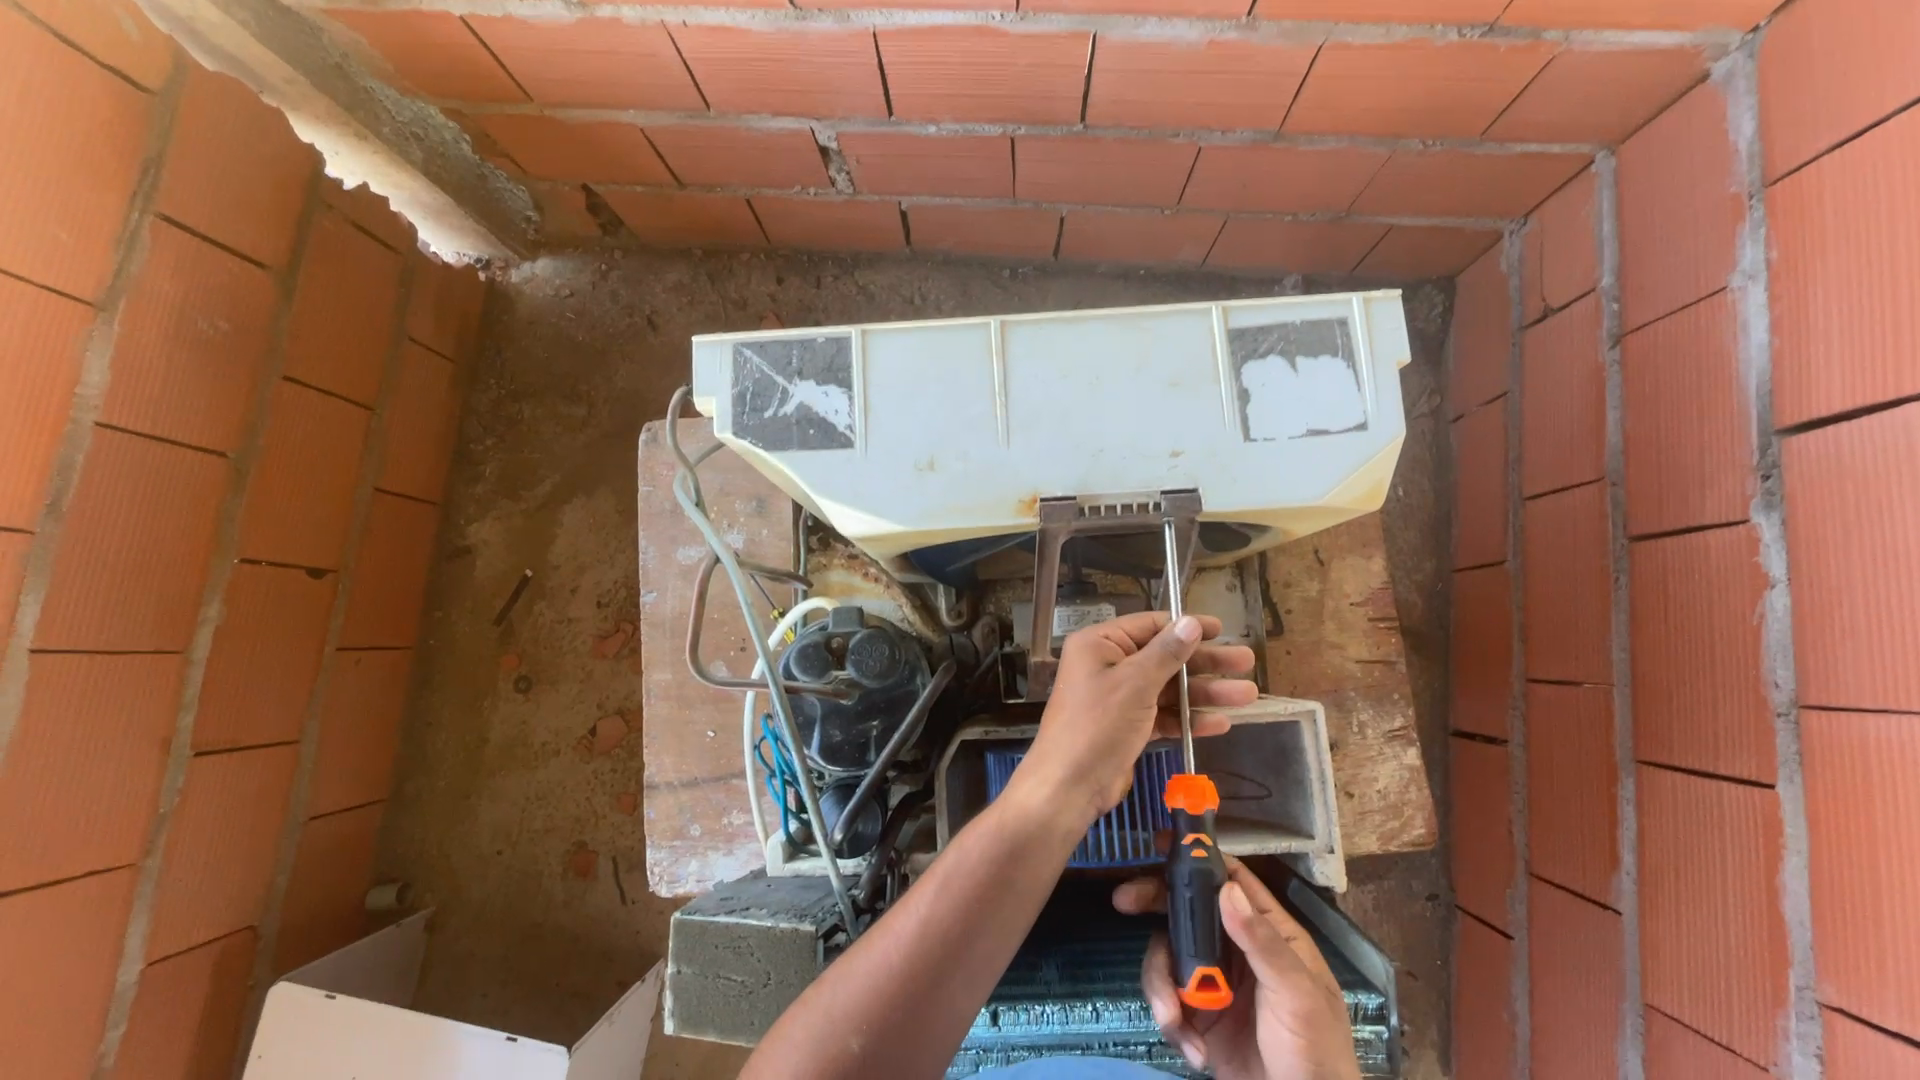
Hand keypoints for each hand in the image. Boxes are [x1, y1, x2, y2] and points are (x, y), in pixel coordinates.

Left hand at [1010, 612, 1256, 829]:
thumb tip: (1191, 622)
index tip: (1221, 629)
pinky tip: (1221, 723)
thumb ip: (1166, 653)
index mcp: (1099, 644)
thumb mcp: (1135, 684)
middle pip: (1164, 658)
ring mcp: (1118, 698)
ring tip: (1247, 695)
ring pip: (1168, 689)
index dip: (1186, 627)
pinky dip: (1188, 719)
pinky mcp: (1127, 726)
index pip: (1149, 626)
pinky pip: (1163, 715)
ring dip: (1205, 693)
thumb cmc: (1098, 725)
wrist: (1069, 785)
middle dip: (1205, 663)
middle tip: (1246, 662)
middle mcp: (1107, 665)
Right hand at [1114, 858, 1361, 1079]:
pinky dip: (1172, 1025)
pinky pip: (1167, 1002)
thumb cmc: (1316, 1049)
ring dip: (1162, 988)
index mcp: (1267, 932)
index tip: (1157, 845)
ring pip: (1167, 957)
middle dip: (1152, 904)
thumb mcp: (1297, 994)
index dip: (1196, 857)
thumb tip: (1226, 887)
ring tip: (1173, 1023)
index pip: (1229, 879)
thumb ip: (1262, 941)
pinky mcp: (1197, 1018)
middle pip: (1185, 910)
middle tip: (1123, 901)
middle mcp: (1235, 948)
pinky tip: (1195, 1054)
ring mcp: (1213, 982)